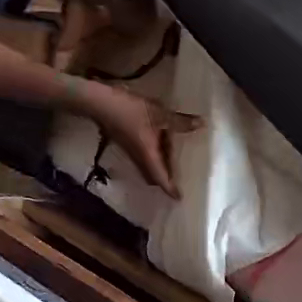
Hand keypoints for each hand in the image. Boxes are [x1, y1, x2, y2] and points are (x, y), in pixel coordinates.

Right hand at [76, 80, 200, 197]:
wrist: (100, 103)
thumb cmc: (131, 111)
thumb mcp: (160, 114)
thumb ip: (180, 122)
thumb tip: (201, 124)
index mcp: (148, 156)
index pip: (161, 179)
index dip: (170, 189)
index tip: (179, 198)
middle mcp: (138, 158)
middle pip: (152, 176)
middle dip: (165, 181)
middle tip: (180, 181)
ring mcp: (130, 151)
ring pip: (147, 166)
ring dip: (160, 168)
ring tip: (175, 164)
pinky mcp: (126, 142)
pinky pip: (143, 155)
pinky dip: (155, 155)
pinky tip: (162, 143)